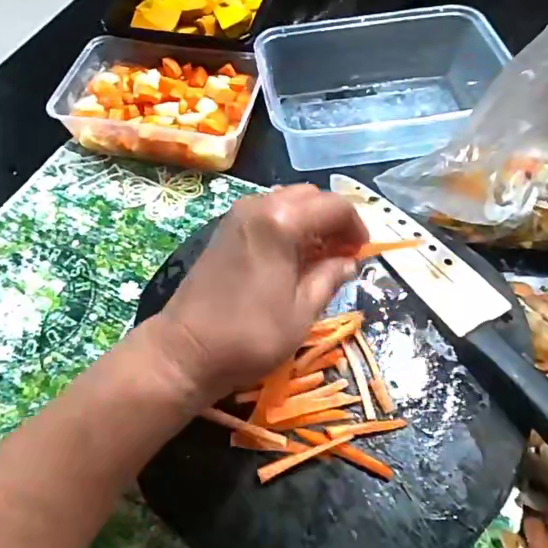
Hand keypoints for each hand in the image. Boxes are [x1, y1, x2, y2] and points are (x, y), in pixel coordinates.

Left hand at [147, 185, 365, 401]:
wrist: (185, 351)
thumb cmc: (250, 335)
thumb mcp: (302, 311)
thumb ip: (330, 277)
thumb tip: (349, 261)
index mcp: (282, 221)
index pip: (335, 206)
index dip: (356, 227)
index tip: (362, 254)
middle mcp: (260, 205)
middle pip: (312, 196)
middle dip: (334, 220)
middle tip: (344, 254)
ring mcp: (239, 214)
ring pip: (289, 200)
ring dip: (311, 220)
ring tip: (320, 256)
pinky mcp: (226, 228)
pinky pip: (268, 211)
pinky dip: (288, 224)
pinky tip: (292, 256)